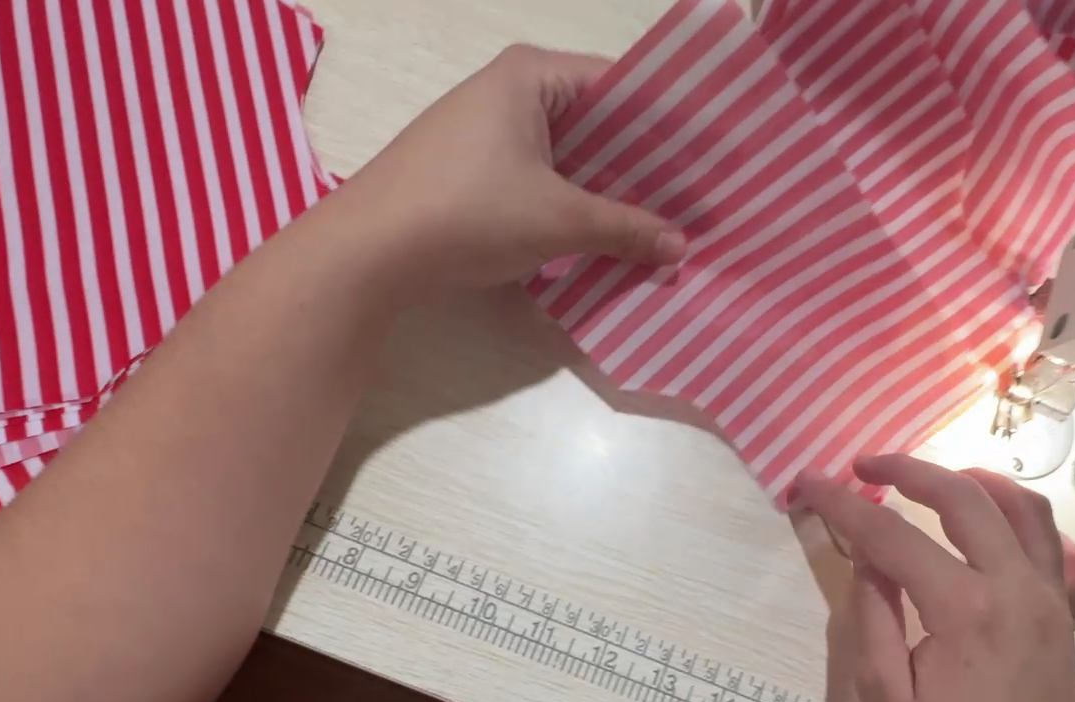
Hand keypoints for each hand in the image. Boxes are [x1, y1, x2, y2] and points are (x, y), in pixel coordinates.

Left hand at [334, 46, 685, 301]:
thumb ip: (624, 229)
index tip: (702, 161)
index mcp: (531, 75)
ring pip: (565, 159)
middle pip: (592, 124)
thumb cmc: (469, 213)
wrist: (372, 251)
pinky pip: (538, 182)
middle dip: (637, 168)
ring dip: (603, 194)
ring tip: (653, 225)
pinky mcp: (472, 174)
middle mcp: (508, 93)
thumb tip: (680, 247)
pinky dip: (568, 207)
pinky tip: (598, 239)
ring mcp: (486, 134)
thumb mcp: (559, 221)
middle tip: (686, 202)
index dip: (663, 126)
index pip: (618, 86)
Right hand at [796, 456, 1074, 701]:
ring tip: (931, 480)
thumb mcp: (884, 697)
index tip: (809, 482)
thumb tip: (867, 558)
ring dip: (973, 480)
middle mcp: (1016, 587)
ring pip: (1023, 507)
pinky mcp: (1066, 615)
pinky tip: (993, 523)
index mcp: (963, 609)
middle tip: (865, 466)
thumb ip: (871, 616)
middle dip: (908, 470)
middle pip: (964, 497)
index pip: (891, 535)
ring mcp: (1052, 598)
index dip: (843, 504)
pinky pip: (1054, 545)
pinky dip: (1021, 517)